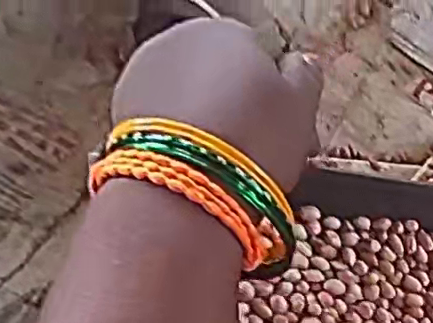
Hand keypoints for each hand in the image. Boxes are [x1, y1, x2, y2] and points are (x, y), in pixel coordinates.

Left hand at [112, 19, 321, 190]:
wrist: (191, 180)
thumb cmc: (257, 143)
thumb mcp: (301, 111)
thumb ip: (306, 79)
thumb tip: (304, 63)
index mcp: (234, 33)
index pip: (264, 59)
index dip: (279, 100)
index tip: (289, 136)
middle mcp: (186, 35)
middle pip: (224, 74)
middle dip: (242, 108)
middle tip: (262, 155)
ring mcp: (149, 65)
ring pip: (193, 93)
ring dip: (211, 121)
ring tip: (228, 165)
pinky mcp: (126, 100)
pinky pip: (167, 116)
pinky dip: (183, 135)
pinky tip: (198, 163)